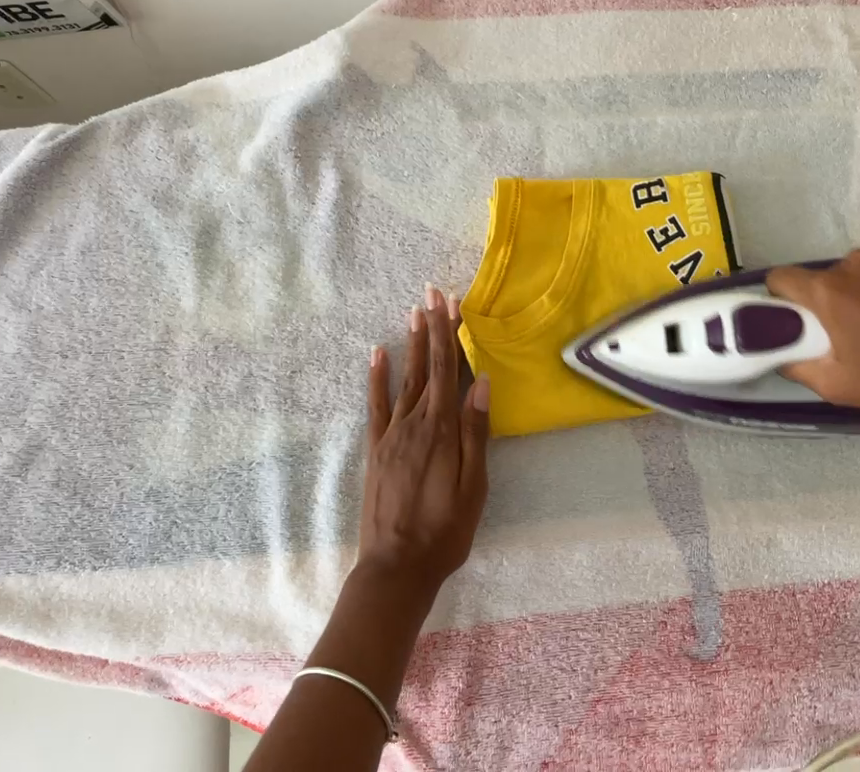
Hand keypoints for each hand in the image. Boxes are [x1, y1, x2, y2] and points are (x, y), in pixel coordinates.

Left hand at [357, 285, 489, 592]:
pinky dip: (377, 377)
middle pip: (426, 366)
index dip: (449, 334)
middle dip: (430, 328)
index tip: (450, 302)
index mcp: (441, 429)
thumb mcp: (473, 487)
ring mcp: (391, 434)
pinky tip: (378, 354)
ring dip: (411, 344)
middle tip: (431, 293)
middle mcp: (414, 422)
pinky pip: (376, 405)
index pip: (447, 369)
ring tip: (413, 312)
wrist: (395, 567)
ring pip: (404, 379)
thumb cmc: (445, 531)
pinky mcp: (376, 449)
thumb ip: (475, 433)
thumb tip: (483, 383)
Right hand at [765, 248, 859, 438]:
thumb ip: (797, 365)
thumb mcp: (839, 388)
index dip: (782, 300)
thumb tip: (782, 351)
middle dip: (834, 302)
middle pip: (828, 278)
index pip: (781, 279)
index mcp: (830, 291)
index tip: (796, 321)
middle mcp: (858, 263)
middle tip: (855, 335)